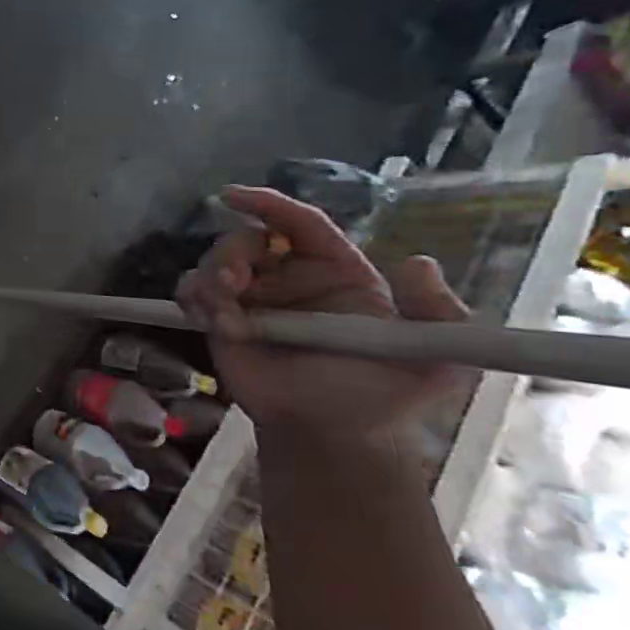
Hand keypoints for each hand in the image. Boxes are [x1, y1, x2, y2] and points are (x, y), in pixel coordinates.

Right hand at [176, 186, 469, 443]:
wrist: (329, 433)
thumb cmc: (378, 395)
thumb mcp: (433, 361)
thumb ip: (438, 313)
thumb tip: (418, 262)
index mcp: (334, 270)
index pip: (298, 222)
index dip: (267, 203)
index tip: (231, 195)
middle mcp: (287, 277)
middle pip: (245, 239)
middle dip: (230, 253)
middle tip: (232, 283)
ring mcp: (249, 299)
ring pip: (211, 263)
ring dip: (210, 283)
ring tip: (226, 322)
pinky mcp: (218, 320)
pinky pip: (191, 293)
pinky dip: (192, 300)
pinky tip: (209, 322)